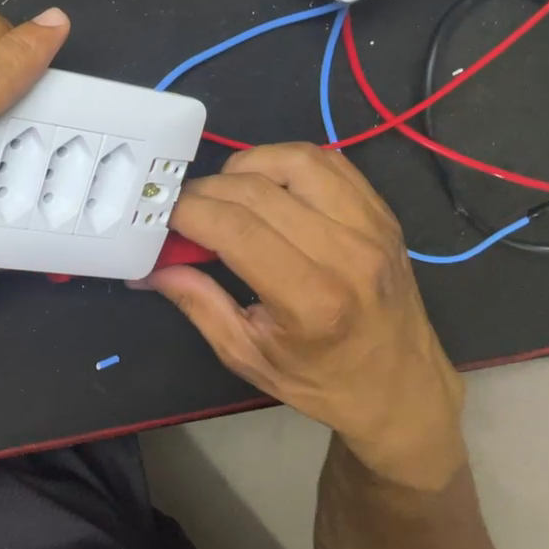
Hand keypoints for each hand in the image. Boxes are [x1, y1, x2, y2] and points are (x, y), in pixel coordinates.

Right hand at [140, 144, 465, 489]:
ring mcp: (370, 226)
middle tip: (180, 211)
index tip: (159, 218)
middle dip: (203, 192)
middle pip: (255, 191)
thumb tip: (146, 267)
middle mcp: (345, 253)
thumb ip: (196, 302)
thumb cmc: (320, 381)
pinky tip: (265, 185)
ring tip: (224, 195)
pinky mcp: (382, 212)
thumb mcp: (246, 354)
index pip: (234, 229)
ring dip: (244, 168)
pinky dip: (284, 162)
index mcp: (310, 299)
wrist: (402, 387)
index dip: (186, 212)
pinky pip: (327, 161)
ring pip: (293, 161)